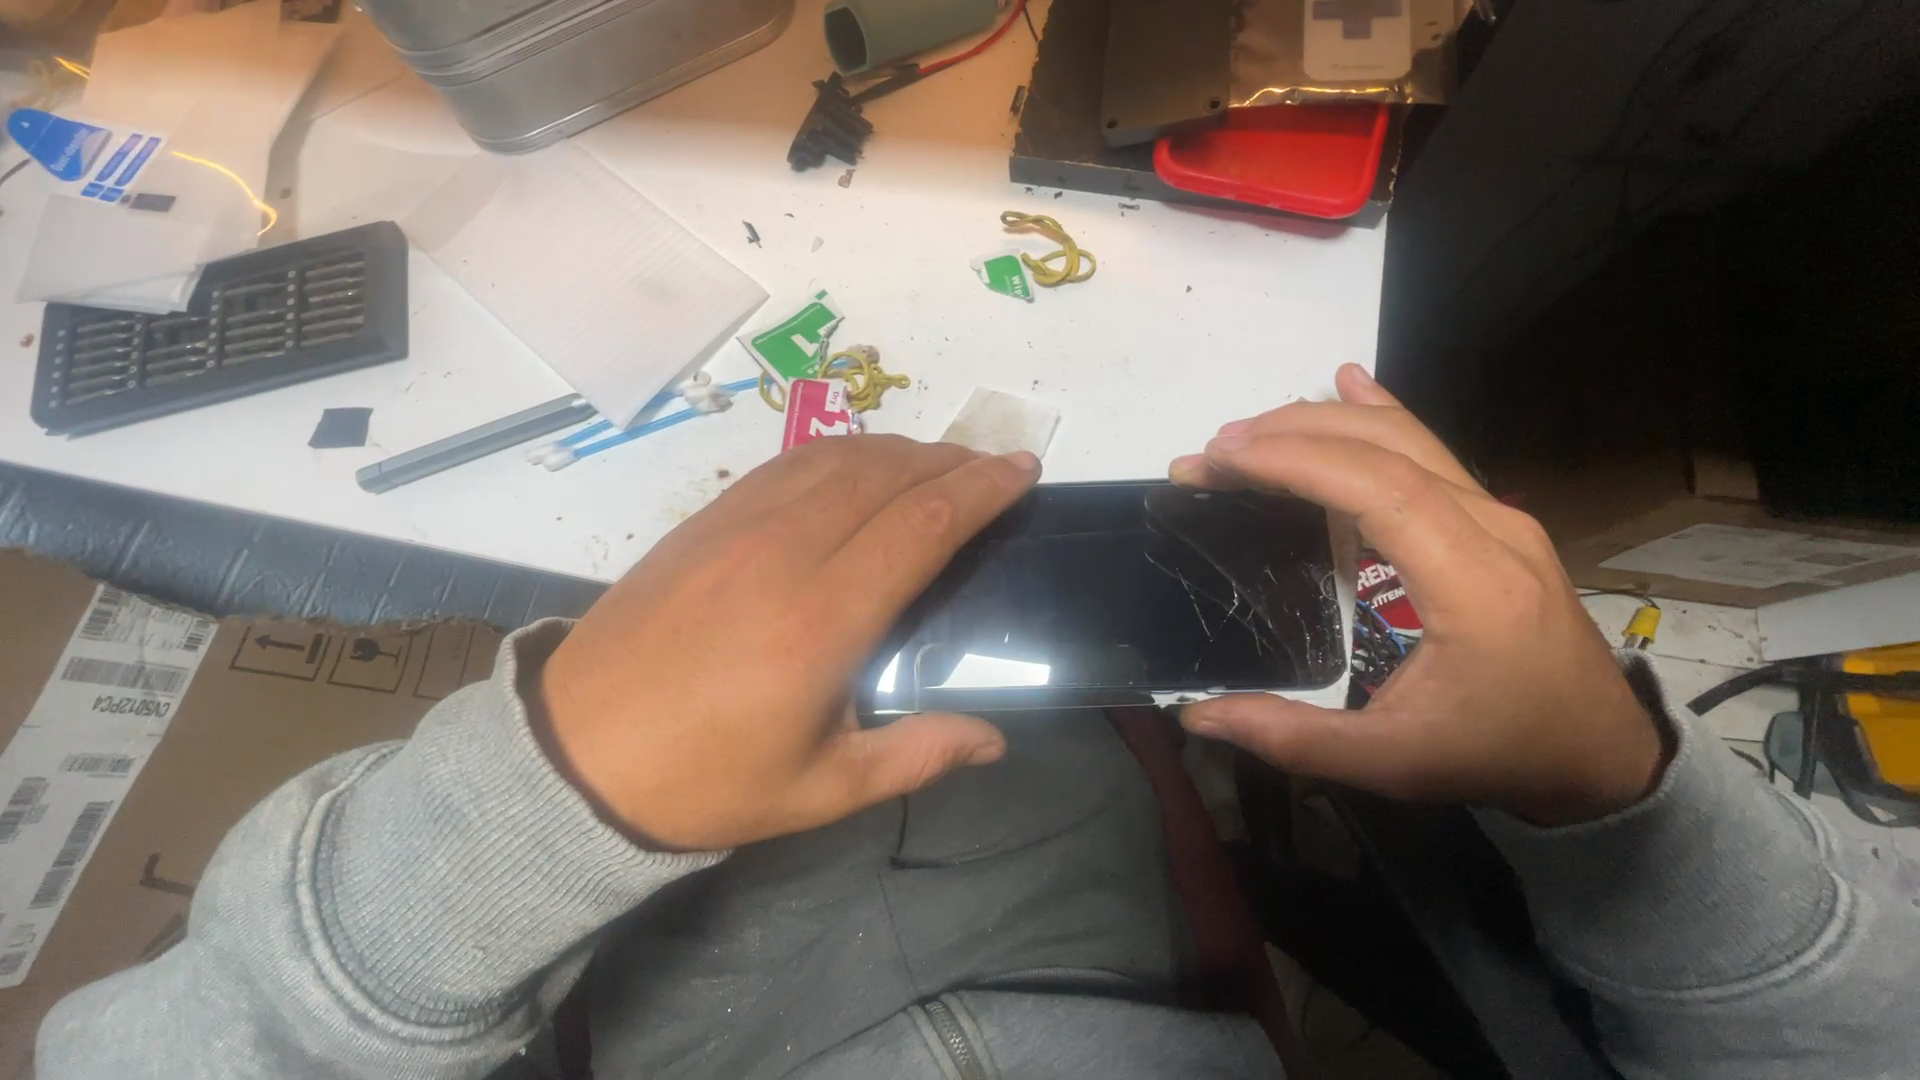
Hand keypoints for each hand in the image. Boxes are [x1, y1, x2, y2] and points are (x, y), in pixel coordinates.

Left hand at [533, 435, 1040, 850]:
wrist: (573, 754)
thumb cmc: (704, 780)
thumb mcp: (820, 790)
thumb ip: (916, 755)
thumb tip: (995, 740)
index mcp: (823, 619)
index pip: (922, 523)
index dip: (981, 488)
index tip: (1021, 471)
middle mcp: (785, 551)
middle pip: (887, 474)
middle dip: (953, 459)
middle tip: (994, 466)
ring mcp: (738, 525)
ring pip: (838, 457)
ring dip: (900, 449)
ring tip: (939, 462)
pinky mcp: (705, 520)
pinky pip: (789, 463)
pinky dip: (842, 452)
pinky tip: (860, 467)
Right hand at [1169, 365, 1668, 825]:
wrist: (1598, 753)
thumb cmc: (1498, 751)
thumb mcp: (1391, 763)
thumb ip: (1291, 737)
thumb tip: (1196, 715)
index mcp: (1472, 583)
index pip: (1379, 487)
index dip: (1295, 461)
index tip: (1223, 458)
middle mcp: (1491, 529)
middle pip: (1386, 449)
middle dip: (1289, 436)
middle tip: (1210, 453)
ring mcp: (1498, 516)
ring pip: (1406, 440)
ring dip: (1320, 425)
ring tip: (1245, 434)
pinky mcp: (1491, 519)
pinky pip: (1430, 450)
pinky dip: (1381, 412)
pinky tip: (1348, 382)